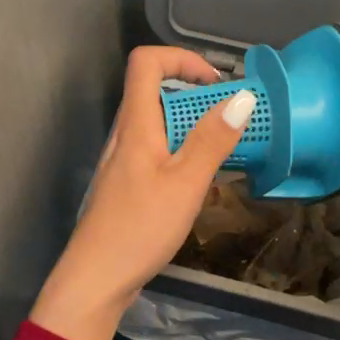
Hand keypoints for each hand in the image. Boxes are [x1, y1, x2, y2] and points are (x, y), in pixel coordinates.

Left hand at [30, 47, 256, 339]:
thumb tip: (243, 98)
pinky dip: (181, 156)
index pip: (146, 63)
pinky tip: (199, 185)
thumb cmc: (140, 229)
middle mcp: (124, 138)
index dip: (181, 59)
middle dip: (195, 97)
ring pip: (157, 128)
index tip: (216, 83)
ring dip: (191, 129)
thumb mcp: (185, 184)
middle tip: (230, 121)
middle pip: (154, 94)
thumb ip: (212, 140)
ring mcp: (122, 164)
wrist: (96, 279)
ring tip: (222, 152)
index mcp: (135, 126)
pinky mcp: (126, 189)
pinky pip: (156, 155)